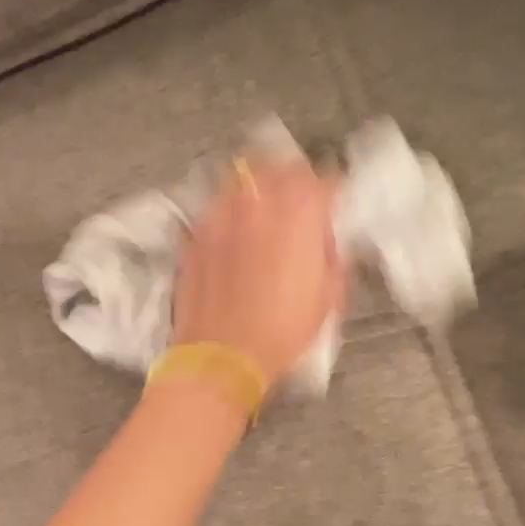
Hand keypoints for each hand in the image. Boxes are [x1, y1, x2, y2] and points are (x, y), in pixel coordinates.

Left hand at [173, 159, 344, 382]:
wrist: (221, 356)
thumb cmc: (282, 332)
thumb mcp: (328, 296)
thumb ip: (330, 255)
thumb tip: (324, 242)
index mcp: (301, 212)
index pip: (323, 179)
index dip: (329, 194)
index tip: (329, 209)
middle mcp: (259, 203)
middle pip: (279, 169)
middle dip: (291, 181)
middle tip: (295, 203)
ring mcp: (221, 217)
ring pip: (241, 181)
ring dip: (255, 191)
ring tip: (260, 212)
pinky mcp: (194, 237)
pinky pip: (214, 212)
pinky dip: (226, 216)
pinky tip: (230, 237)